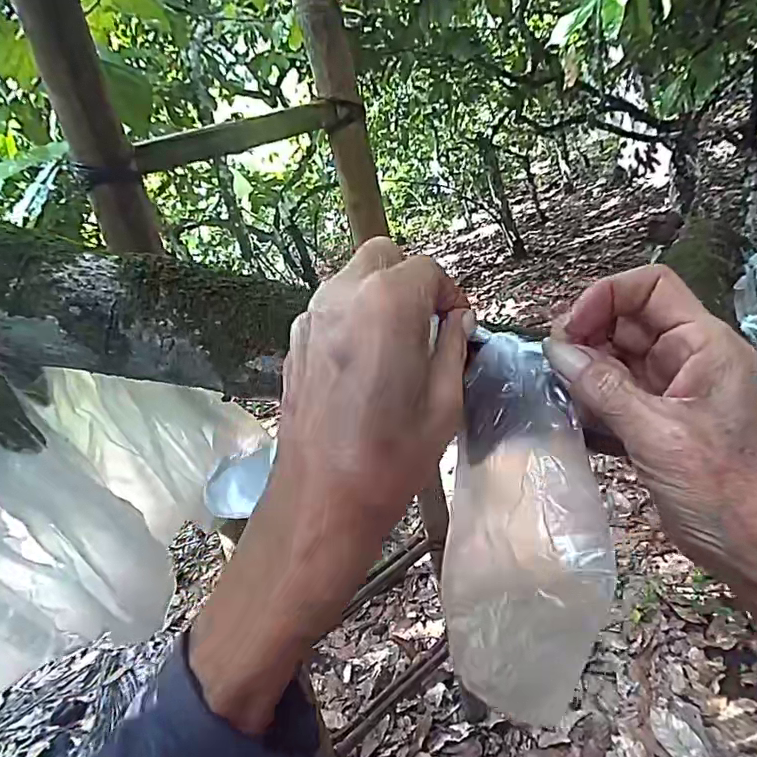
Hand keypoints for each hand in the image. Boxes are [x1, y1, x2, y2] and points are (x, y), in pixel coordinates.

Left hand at [192, 238, 470, 733]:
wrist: (322, 500)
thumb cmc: (393, 458)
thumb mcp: (445, 404)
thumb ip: (454, 348)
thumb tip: (458, 319)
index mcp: (386, 305)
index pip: (427, 270)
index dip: (451, 294)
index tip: (462, 326)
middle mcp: (341, 297)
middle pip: (383, 256)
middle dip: (413, 280)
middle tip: (432, 325)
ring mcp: (310, 318)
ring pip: (352, 278)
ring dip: (382, 295)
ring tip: (401, 345)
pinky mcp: (294, 343)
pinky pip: (331, 308)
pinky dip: (355, 316)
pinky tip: (368, 362)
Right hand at [545, 265, 756, 743]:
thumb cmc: (722, 488)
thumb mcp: (659, 434)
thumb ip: (605, 388)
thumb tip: (556, 350)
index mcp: (704, 345)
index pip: (650, 287)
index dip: (603, 298)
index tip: (564, 334)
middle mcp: (689, 361)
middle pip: (628, 324)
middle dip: (586, 340)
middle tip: (550, 373)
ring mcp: (674, 396)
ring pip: (619, 365)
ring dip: (585, 377)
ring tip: (555, 400)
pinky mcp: (661, 429)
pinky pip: (620, 402)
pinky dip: (595, 408)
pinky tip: (572, 425)